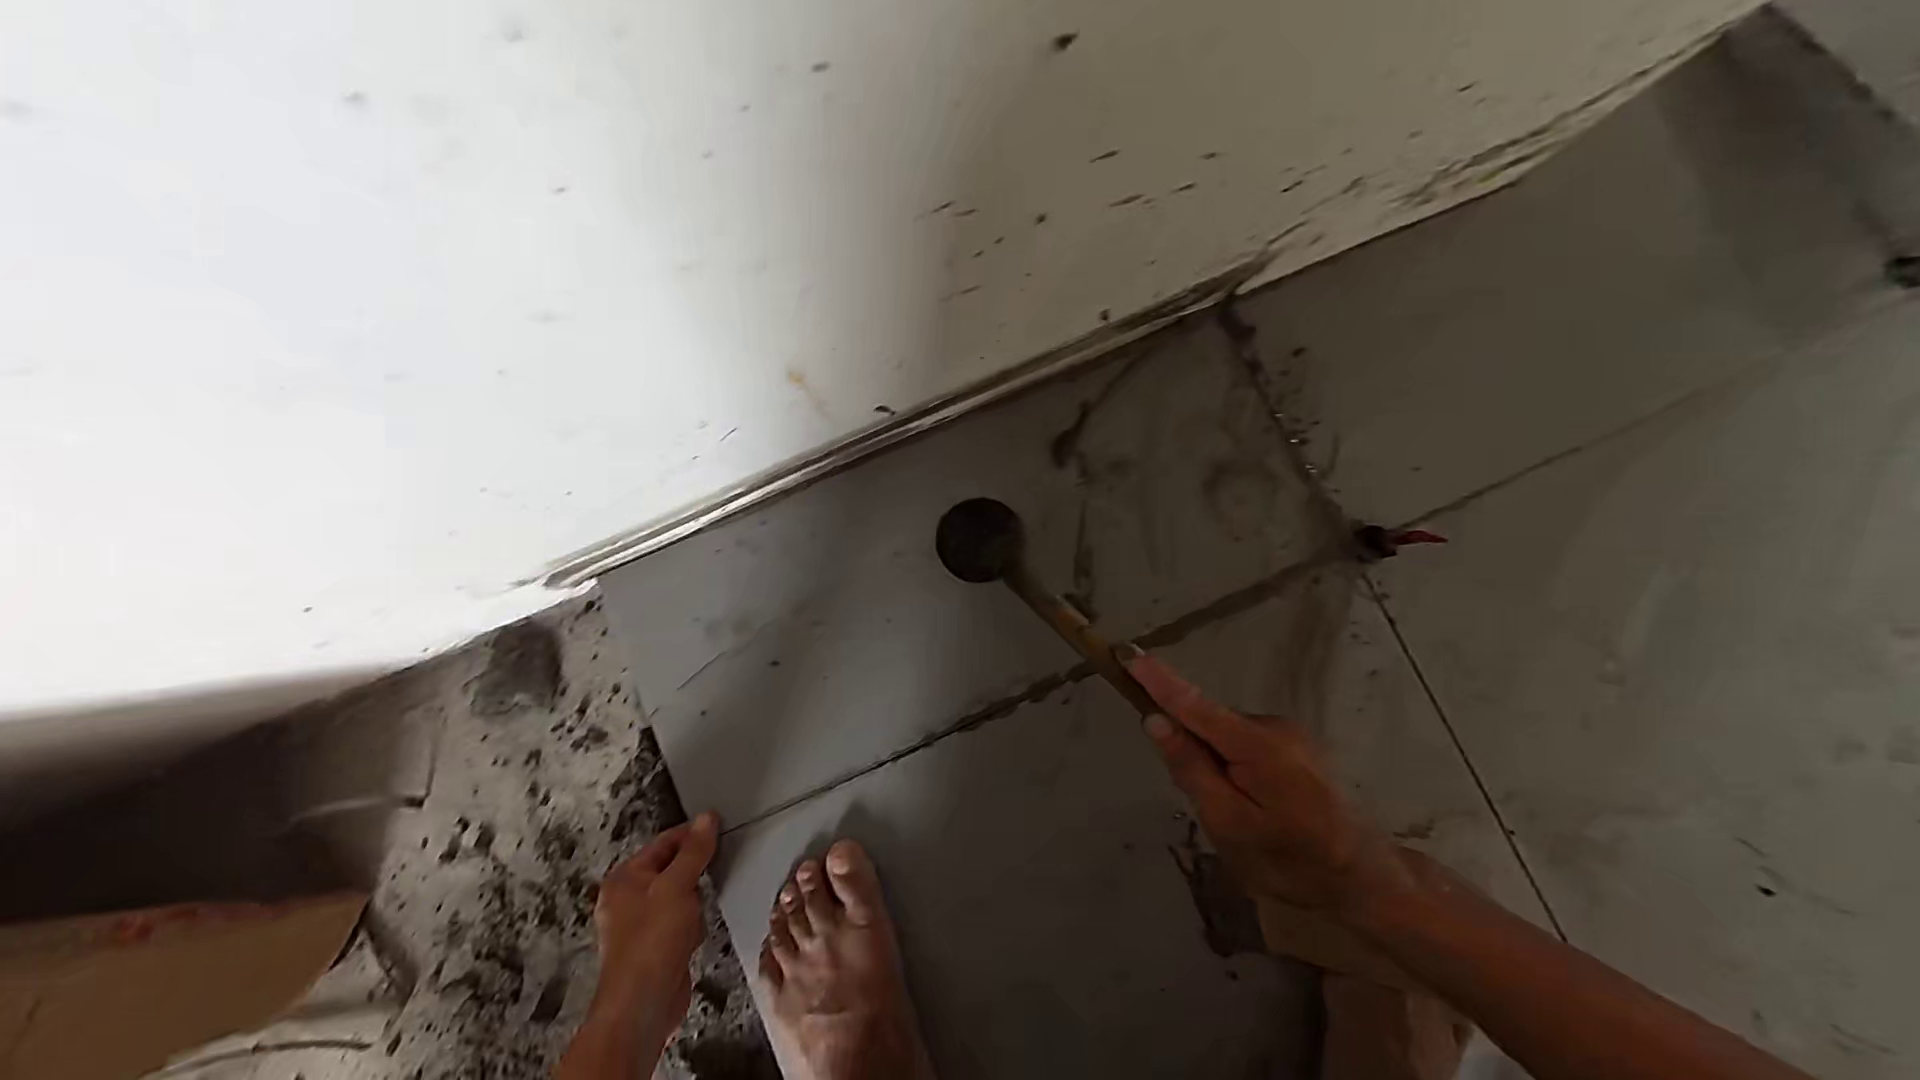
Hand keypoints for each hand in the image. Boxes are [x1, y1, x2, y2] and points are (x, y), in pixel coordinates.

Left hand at [568, 811, 718, 1077]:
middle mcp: (627, 899)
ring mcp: (641, 924)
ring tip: (702, 902)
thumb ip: (694, 850)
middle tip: (717, 862)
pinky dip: (692, 921)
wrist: (644, 1005)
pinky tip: (697, 928)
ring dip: (694, 897)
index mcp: (624, 879)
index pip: (664, 841)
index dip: (692, 833)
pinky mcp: (656, 945)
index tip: (718, 827)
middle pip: (670, 866)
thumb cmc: (650, 945)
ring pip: (677, 894)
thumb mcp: (677, 885)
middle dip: (694, 868)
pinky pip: (681, 919)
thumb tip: (706, 819)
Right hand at [1123, 649, 1407, 916]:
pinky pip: (1245, 745)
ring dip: (1216, 765)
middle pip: (1207, 723)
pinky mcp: (1297, 745)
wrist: (1372, 881)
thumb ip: (1191, 769)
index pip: (1192, 703)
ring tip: (1243, 818)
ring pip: (1226, 737)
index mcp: (1256, 744)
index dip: (1156, 679)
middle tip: (1211, 808)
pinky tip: (1258, 808)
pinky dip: (1235, 767)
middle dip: (1191, 750)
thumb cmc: (1294, 863)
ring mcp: (1289, 734)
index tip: (1126, 652)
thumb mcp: (1229, 825)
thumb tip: (1156, 720)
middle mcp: (1273, 726)